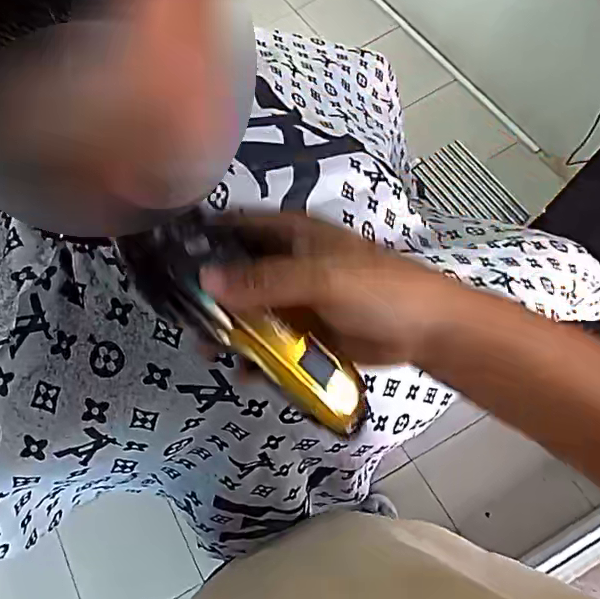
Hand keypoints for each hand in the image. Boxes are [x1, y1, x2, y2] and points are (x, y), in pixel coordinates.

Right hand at [201, 213, 482, 365]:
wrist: (428, 330)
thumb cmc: (379, 289)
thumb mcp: (320, 278)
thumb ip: (264, 281)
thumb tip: (206, 281)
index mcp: (292, 234)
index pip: (238, 226)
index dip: (205, 238)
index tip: (171, 259)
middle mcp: (287, 262)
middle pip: (237, 273)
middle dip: (212, 294)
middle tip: (186, 318)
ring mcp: (295, 298)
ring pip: (250, 310)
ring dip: (230, 329)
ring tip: (207, 350)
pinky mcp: (305, 330)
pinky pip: (270, 339)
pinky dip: (255, 354)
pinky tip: (244, 372)